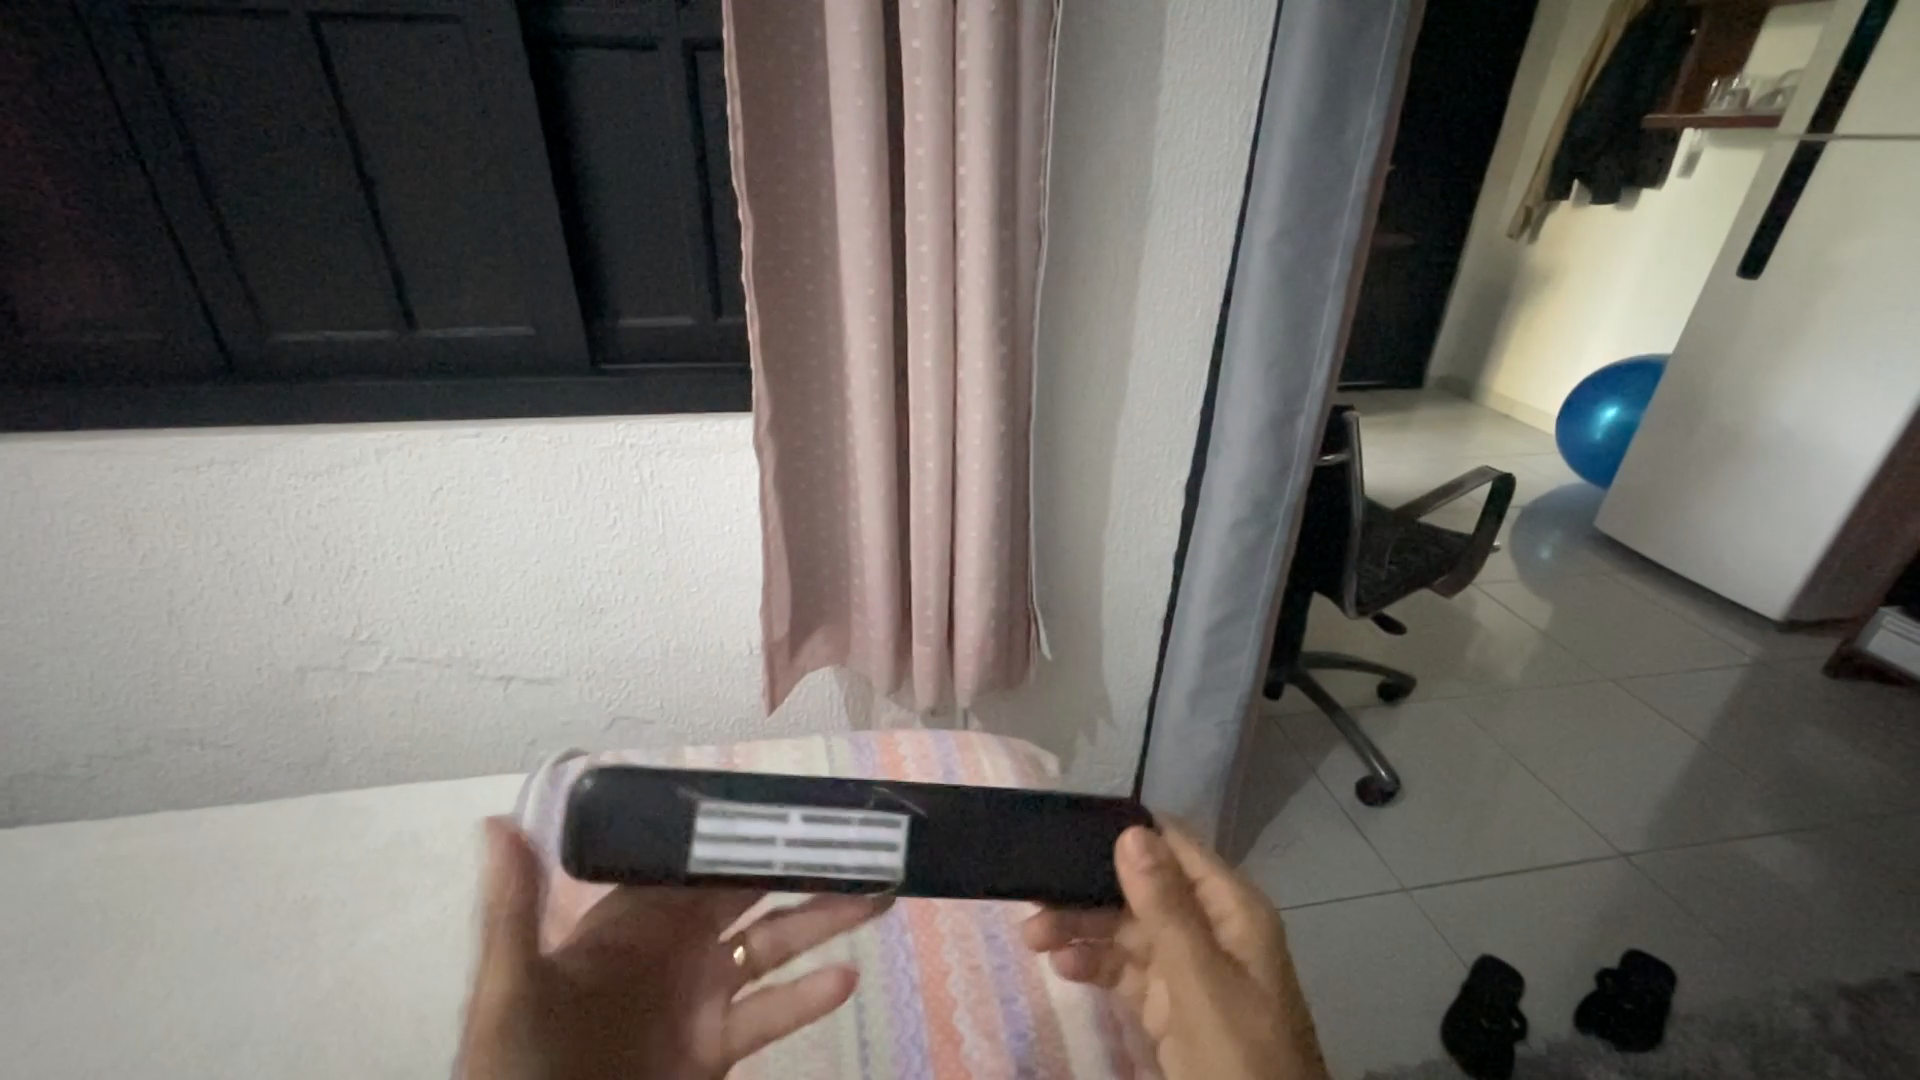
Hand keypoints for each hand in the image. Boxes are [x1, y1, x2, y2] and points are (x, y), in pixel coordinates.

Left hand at [457, 818, 890, 1079]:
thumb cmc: (518, 1064)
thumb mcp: (508, 987)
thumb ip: (513, 906)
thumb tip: (495, 820)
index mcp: (637, 915)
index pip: (704, 858)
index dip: (750, 831)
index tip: (798, 804)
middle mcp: (679, 943)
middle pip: (756, 892)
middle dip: (807, 866)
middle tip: (863, 842)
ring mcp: (703, 996)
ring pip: (778, 944)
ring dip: (828, 920)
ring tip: (879, 896)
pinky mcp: (717, 1048)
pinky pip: (772, 1015)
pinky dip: (810, 998)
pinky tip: (847, 977)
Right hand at [1022, 825, 1326, 1079]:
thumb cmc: (1241, 1059)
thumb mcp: (1201, 983)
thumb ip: (1166, 908)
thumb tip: (1130, 830)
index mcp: (1231, 909)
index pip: (1173, 847)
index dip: (1124, 834)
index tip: (1066, 830)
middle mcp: (1211, 929)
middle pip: (1141, 889)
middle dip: (1088, 890)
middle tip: (1032, 895)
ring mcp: (1191, 970)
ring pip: (1128, 931)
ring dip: (1082, 929)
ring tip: (1032, 938)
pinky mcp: (1173, 1008)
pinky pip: (1128, 972)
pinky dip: (1096, 967)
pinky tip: (1062, 968)